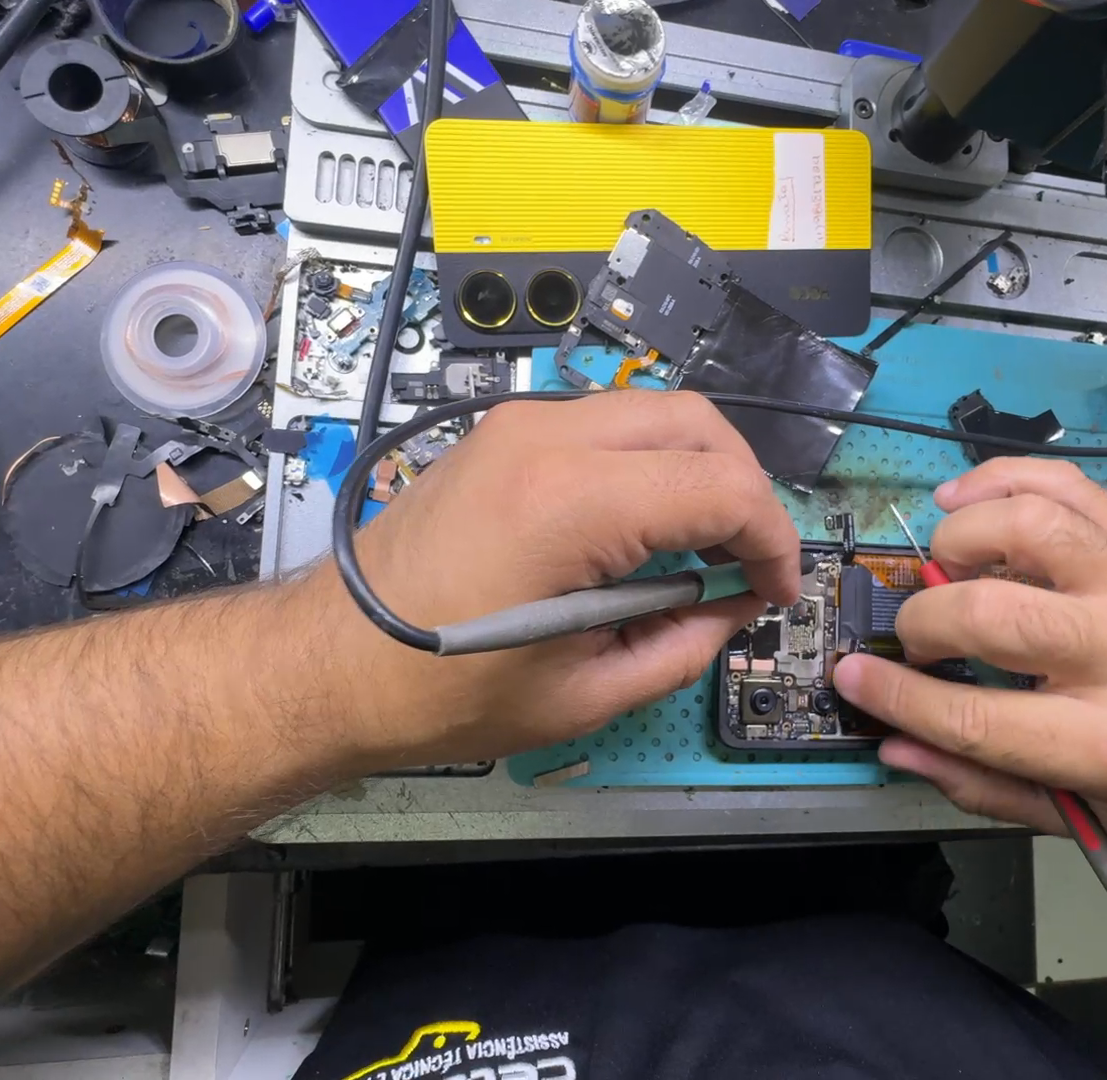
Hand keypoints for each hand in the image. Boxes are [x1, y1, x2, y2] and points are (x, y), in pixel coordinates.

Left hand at [298, 391, 801, 770]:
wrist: (330, 661)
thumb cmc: (446, 694)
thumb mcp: (586, 693)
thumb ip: (686, 642)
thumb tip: (738, 602)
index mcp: (571, 504)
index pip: (722, 487)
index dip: (772, 538)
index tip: (776, 588)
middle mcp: (549, 438)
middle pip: (699, 424)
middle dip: (746, 489)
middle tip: (750, 559)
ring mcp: (521, 424)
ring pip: (656, 412)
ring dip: (700, 470)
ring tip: (705, 544)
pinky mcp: (506, 432)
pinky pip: (609, 425)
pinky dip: (652, 463)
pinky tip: (647, 522)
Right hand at [832, 458, 1106, 845]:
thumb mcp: (1082, 817)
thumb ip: (981, 786)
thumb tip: (894, 742)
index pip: (976, 718)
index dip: (897, 695)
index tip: (852, 674)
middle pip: (992, 614)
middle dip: (925, 622)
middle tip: (919, 637)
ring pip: (1029, 526)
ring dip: (959, 540)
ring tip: (943, 565)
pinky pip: (1064, 485)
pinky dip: (998, 478)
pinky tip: (959, 499)